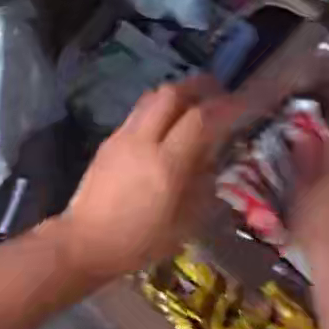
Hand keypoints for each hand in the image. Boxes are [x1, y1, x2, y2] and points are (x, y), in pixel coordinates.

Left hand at [58, 76, 243, 282]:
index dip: (225, 107)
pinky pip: (139, 111)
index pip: (199, 120)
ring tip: (194, 102)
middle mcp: (142, 141)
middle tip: (218, 92)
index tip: (242, 102)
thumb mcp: (184, 224)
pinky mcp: (109, 139)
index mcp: (165, 166)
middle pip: (172, 94)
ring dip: (177, 93)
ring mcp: (122, 136)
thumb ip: (202, 185)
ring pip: (152, 97)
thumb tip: (211, 157)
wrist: (85, 242)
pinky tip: (167, 123)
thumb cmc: (139, 241)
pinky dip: (159, 107)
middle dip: (199, 87)